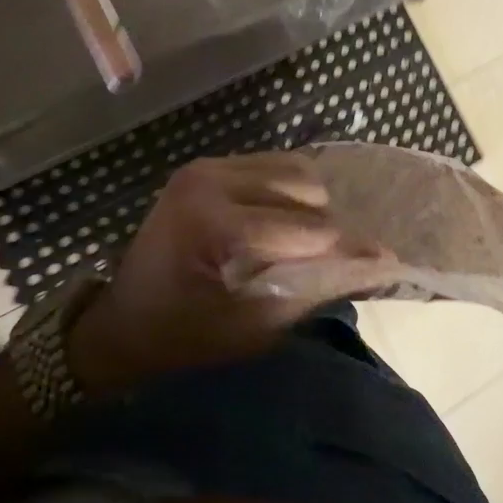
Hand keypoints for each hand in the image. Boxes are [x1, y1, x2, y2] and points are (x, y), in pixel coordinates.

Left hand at [67, 152, 379, 391]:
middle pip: (306, 191)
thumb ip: (315, 290)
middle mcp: (209, 180)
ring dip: (311, 207)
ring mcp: (207, 166)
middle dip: (326, 229)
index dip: (346, 249)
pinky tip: (285, 223)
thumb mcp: (250, 327)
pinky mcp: (209, 164)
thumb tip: (379, 264)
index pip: (303, 230)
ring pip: (296, 170)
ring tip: (305, 244)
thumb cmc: (181, 338)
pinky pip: (275, 165)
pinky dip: (292, 192)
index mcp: (212, 222)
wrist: (118, 325)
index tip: (384, 261)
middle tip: (326, 264)